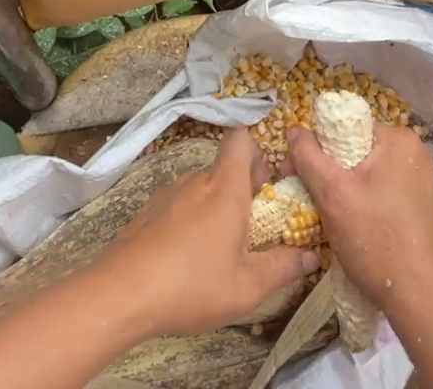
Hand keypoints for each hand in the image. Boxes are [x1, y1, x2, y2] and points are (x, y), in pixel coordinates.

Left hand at [94, 126, 319, 337]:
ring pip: (204, 188)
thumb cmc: (192, 285)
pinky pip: (182, 203)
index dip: (258, 151)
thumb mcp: (247, 287)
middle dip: (245, 190)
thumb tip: (310, 256)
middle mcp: (197, 181)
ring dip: (219, 207)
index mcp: (225, 189)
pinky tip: (191, 256)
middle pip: (226, 168)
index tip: (271, 182)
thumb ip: (282, 267)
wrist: (122, 292)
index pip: (241, 141)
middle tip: (258, 229)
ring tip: (226, 248)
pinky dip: (194, 219)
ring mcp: (169, 193)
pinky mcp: (151, 210)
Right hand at [286, 124, 432, 311]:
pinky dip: (358, 201)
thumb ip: (307, 155)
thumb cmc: (377, 240)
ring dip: (339, 188)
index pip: (343, 126)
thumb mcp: (332, 193)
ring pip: (362, 171)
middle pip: (352, 149)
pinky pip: (377, 189)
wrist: (423, 300)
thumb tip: (294, 128)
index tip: (293, 172)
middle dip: (324, 170)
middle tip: (305, 196)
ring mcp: (418, 180)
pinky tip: (348, 225)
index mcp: (398, 140)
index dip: (313, 146)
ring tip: (324, 214)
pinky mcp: (418, 205)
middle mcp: (413, 153)